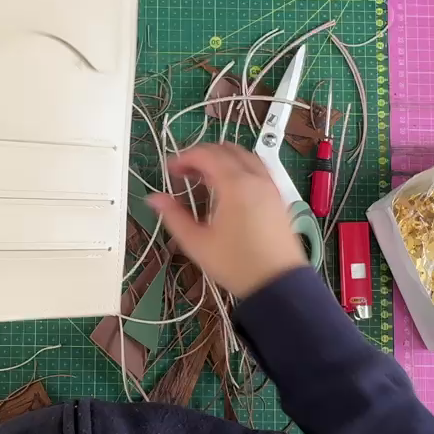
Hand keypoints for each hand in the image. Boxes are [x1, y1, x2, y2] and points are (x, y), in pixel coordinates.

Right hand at [146, 144, 306, 296]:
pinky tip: (230, 188)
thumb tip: (154, 198)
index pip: (207, 155)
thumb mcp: (197, 243)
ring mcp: (271, 187)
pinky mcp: (279, 198)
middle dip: (203, 155)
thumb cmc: (236, 264)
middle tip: (185, 172)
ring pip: (246, 156)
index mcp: (235, 185)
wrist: (278, 284)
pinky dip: (241, 168)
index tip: (170, 170)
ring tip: (205, 178)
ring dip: (223, 159)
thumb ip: (173, 216)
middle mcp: (256, 178)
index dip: (184, 158)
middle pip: (227, 150)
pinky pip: (258, 169)